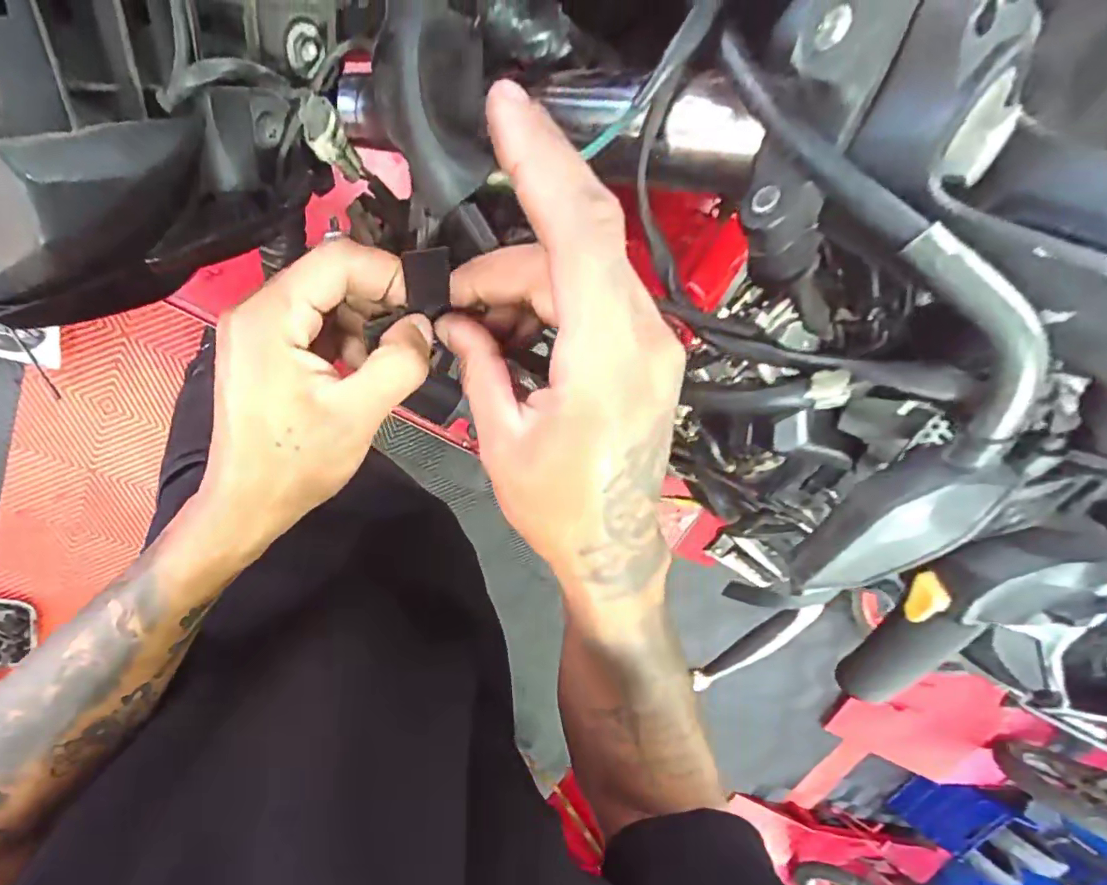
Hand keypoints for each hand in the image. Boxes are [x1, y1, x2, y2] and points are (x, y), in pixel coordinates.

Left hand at [201, 240, 430, 549]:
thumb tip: (422, 328)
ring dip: (361, 324)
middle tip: (412, 334)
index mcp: (270, 316)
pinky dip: (342, 342)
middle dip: (377, 301)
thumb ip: (399, 363)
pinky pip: (309, 328)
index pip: (338, 259)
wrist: (246, 506)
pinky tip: (359, 372)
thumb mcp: (358, 414)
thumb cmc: (294, 465)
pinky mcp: (260, 353)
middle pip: (328, 277)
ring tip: (385, 362)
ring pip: (322, 303)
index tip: (424, 304)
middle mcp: (254, 312)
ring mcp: (254, 332)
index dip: (388, 274)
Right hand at [441, 81, 686, 608]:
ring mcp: (652, 345)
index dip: (540, 161)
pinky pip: (594, 303)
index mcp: (605, 356)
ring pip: (579, 276)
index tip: (506, 110)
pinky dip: (548, 308)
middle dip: (502, 267)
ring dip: (523, 291)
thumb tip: (458, 322)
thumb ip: (479, 365)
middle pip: (568, 253)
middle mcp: (642, 338)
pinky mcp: (646, 356)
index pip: (579, 228)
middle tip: (454, 304)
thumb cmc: (560, 510)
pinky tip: (514, 340)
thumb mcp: (501, 438)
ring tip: (480, 334)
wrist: (612, 551)